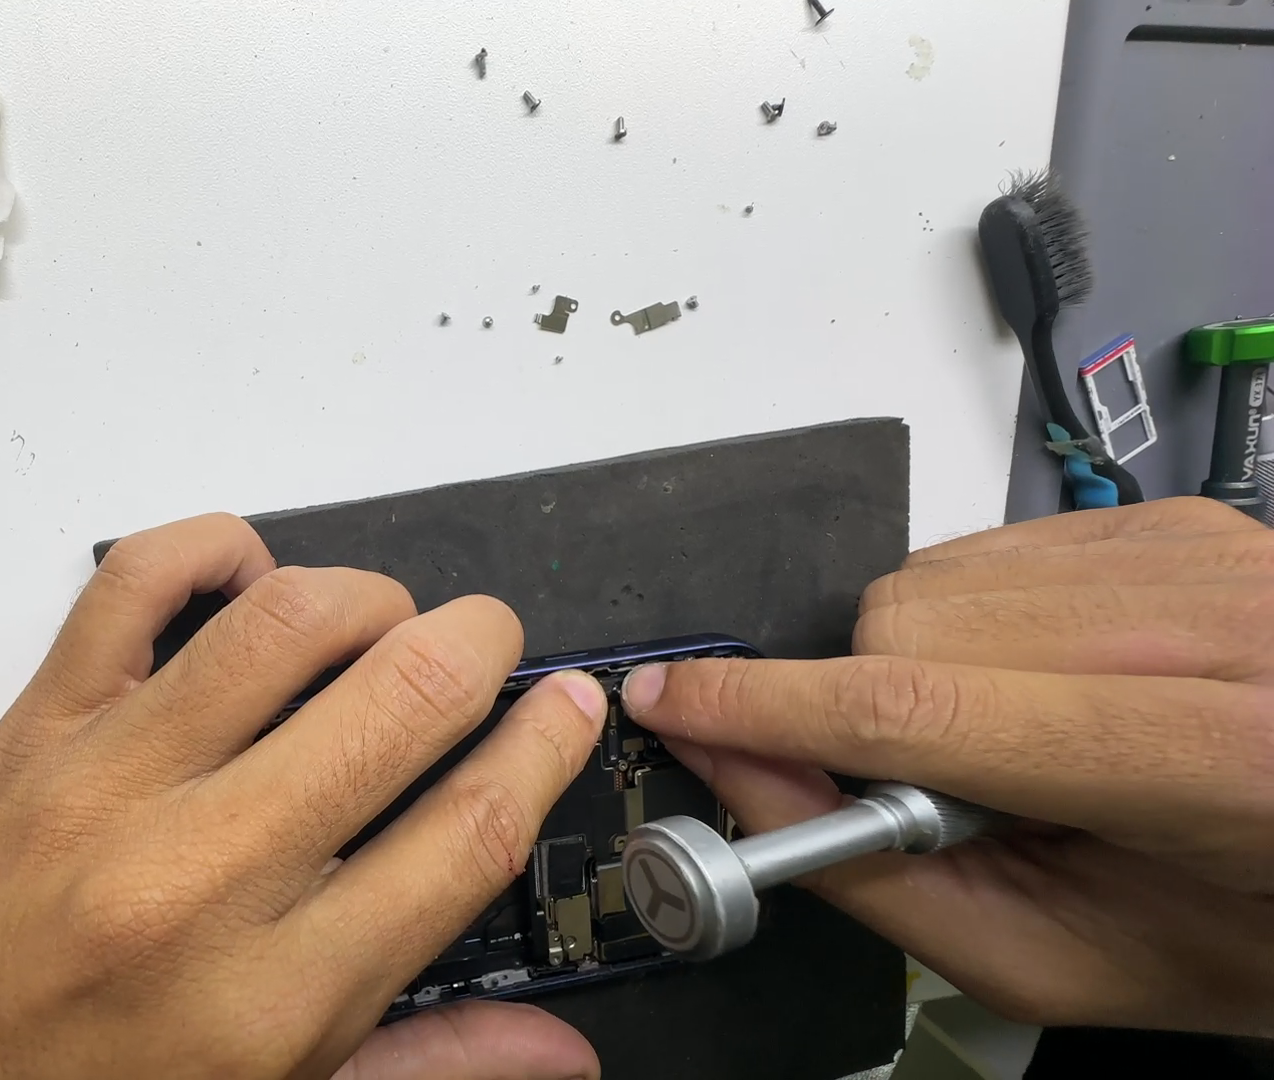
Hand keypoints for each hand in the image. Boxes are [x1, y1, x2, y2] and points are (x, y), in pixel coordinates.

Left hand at [0, 514, 606, 1079]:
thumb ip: (427, 1071)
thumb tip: (563, 1051)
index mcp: (277, 990)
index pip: (462, 835)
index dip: (541, 751)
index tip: (569, 702)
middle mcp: (203, 868)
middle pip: (394, 704)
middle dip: (474, 645)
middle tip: (486, 638)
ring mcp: (113, 776)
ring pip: (282, 624)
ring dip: (364, 597)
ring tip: (380, 617)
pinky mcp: (44, 718)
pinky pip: (136, 582)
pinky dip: (212, 548)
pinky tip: (246, 577)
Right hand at [619, 497, 1273, 1037]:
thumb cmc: (1237, 932)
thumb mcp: (1056, 955)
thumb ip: (864, 869)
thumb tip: (724, 760)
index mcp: (1223, 766)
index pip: (911, 711)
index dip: (761, 706)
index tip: (662, 700)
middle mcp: (1221, 628)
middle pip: (896, 633)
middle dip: (861, 706)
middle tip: (933, 778)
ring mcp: (1193, 553)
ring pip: (912, 585)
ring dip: (901, 663)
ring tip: (993, 729)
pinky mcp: (1164, 521)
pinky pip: (959, 556)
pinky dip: (948, 621)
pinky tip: (1026, 675)